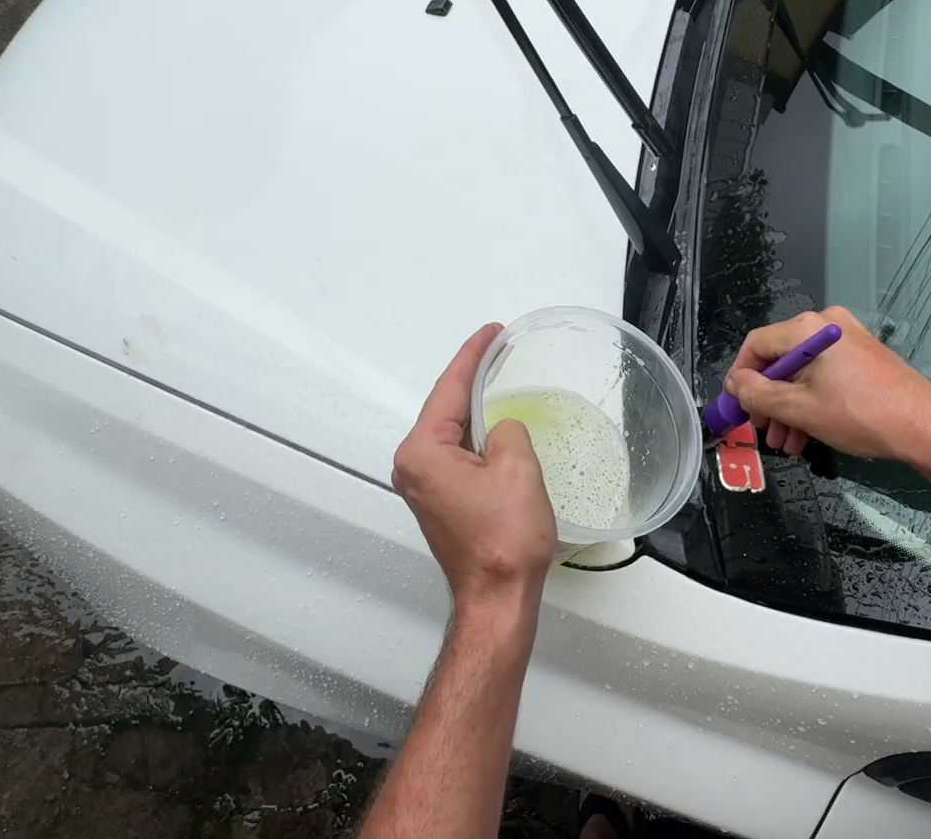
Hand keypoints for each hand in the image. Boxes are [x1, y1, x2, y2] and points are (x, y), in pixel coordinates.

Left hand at [393, 324, 556, 612]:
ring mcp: (423, 486)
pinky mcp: (439, 500)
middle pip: (444, 408)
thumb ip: (507, 429)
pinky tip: (495, 424)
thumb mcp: (517, 466)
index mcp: (423, 452)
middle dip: (471, 378)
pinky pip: (456, 453)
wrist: (497, 598)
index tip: (491, 332)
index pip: (449, 389)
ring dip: (474, 407)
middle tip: (498, 349)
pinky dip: (476, 435)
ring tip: (499, 378)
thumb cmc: (504, 539)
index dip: (473, 356)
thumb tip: (501, 429)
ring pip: (451, 432)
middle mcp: (413, 466)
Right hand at [724, 307, 930, 460]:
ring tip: (785, 443)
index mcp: (807, 329)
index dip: (741, 377)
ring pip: (802, 371)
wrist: (923, 426)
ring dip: (788, 406)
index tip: (738, 408)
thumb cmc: (859, 414)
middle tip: (763, 430)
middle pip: (779, 358)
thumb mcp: (799, 408)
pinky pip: (823, 373)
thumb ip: (758, 394)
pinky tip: (806, 434)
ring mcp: (847, 337)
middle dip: (767, 398)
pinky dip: (810, 399)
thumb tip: (735, 384)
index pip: (756, 345)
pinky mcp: (862, 354)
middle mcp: (826, 323)